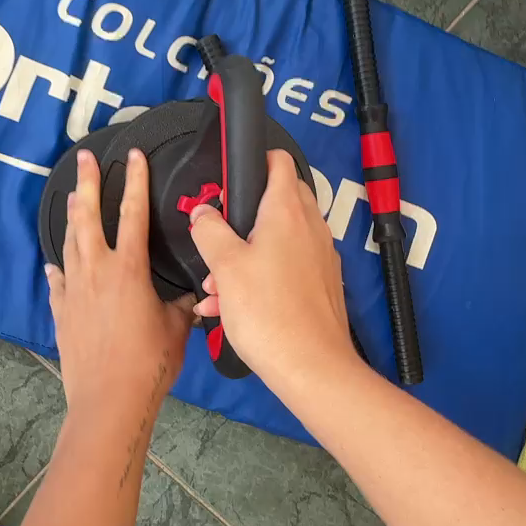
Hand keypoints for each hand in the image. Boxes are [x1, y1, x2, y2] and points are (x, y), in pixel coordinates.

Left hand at [46, 147, 192, 422]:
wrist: (109, 401)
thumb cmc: (150, 362)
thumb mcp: (177, 328)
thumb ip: (182, 304)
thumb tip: (193, 294)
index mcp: (128, 269)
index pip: (133, 213)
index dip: (135, 181)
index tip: (133, 155)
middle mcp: (96, 271)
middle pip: (88, 217)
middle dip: (87, 184)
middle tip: (85, 158)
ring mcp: (74, 291)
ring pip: (70, 243)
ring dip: (72, 217)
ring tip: (72, 196)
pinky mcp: (61, 313)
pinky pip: (58, 281)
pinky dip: (59, 267)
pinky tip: (55, 262)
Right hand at [187, 150, 355, 390]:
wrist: (311, 367)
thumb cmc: (267, 311)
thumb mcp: (224, 266)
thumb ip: (210, 231)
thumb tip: (203, 212)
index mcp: (287, 211)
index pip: (279, 161)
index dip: (255, 158)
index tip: (231, 174)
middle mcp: (310, 226)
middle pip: (278, 200)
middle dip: (244, 215)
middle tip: (217, 237)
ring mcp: (320, 255)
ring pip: (278, 239)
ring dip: (246, 253)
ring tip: (215, 287)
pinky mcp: (322, 283)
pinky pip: (287, 266)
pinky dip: (261, 276)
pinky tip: (232, 307)